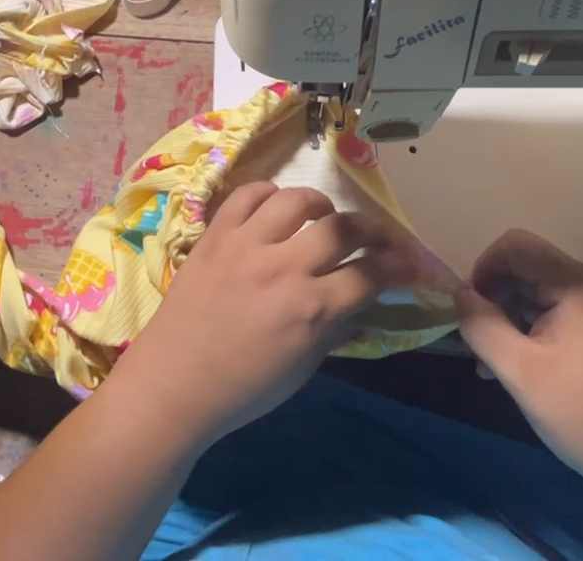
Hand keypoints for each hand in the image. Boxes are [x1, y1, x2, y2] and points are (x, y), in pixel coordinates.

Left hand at [103, 183, 415, 448]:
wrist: (173, 384)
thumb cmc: (243, 388)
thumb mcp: (303, 368)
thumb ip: (337, 327)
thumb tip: (365, 299)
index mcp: (308, 310)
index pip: (368, 276)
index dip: (397, 267)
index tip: (410, 263)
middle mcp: (282, 269)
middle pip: (341, 228)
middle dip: (370, 229)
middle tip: (376, 236)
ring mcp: (245, 245)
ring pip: (295, 200)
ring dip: (319, 204)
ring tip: (324, 216)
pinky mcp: (214, 235)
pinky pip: (247, 195)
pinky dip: (268, 193)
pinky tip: (276, 207)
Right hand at [456, 230, 582, 486]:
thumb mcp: (520, 372)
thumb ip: (482, 325)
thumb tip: (457, 294)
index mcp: (582, 286)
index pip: (517, 247)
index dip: (484, 270)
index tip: (471, 310)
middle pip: (529, 265)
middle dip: (497, 297)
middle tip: (481, 343)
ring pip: (541, 287)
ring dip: (512, 315)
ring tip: (496, 361)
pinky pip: (560, 304)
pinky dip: (534, 324)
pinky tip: (523, 361)